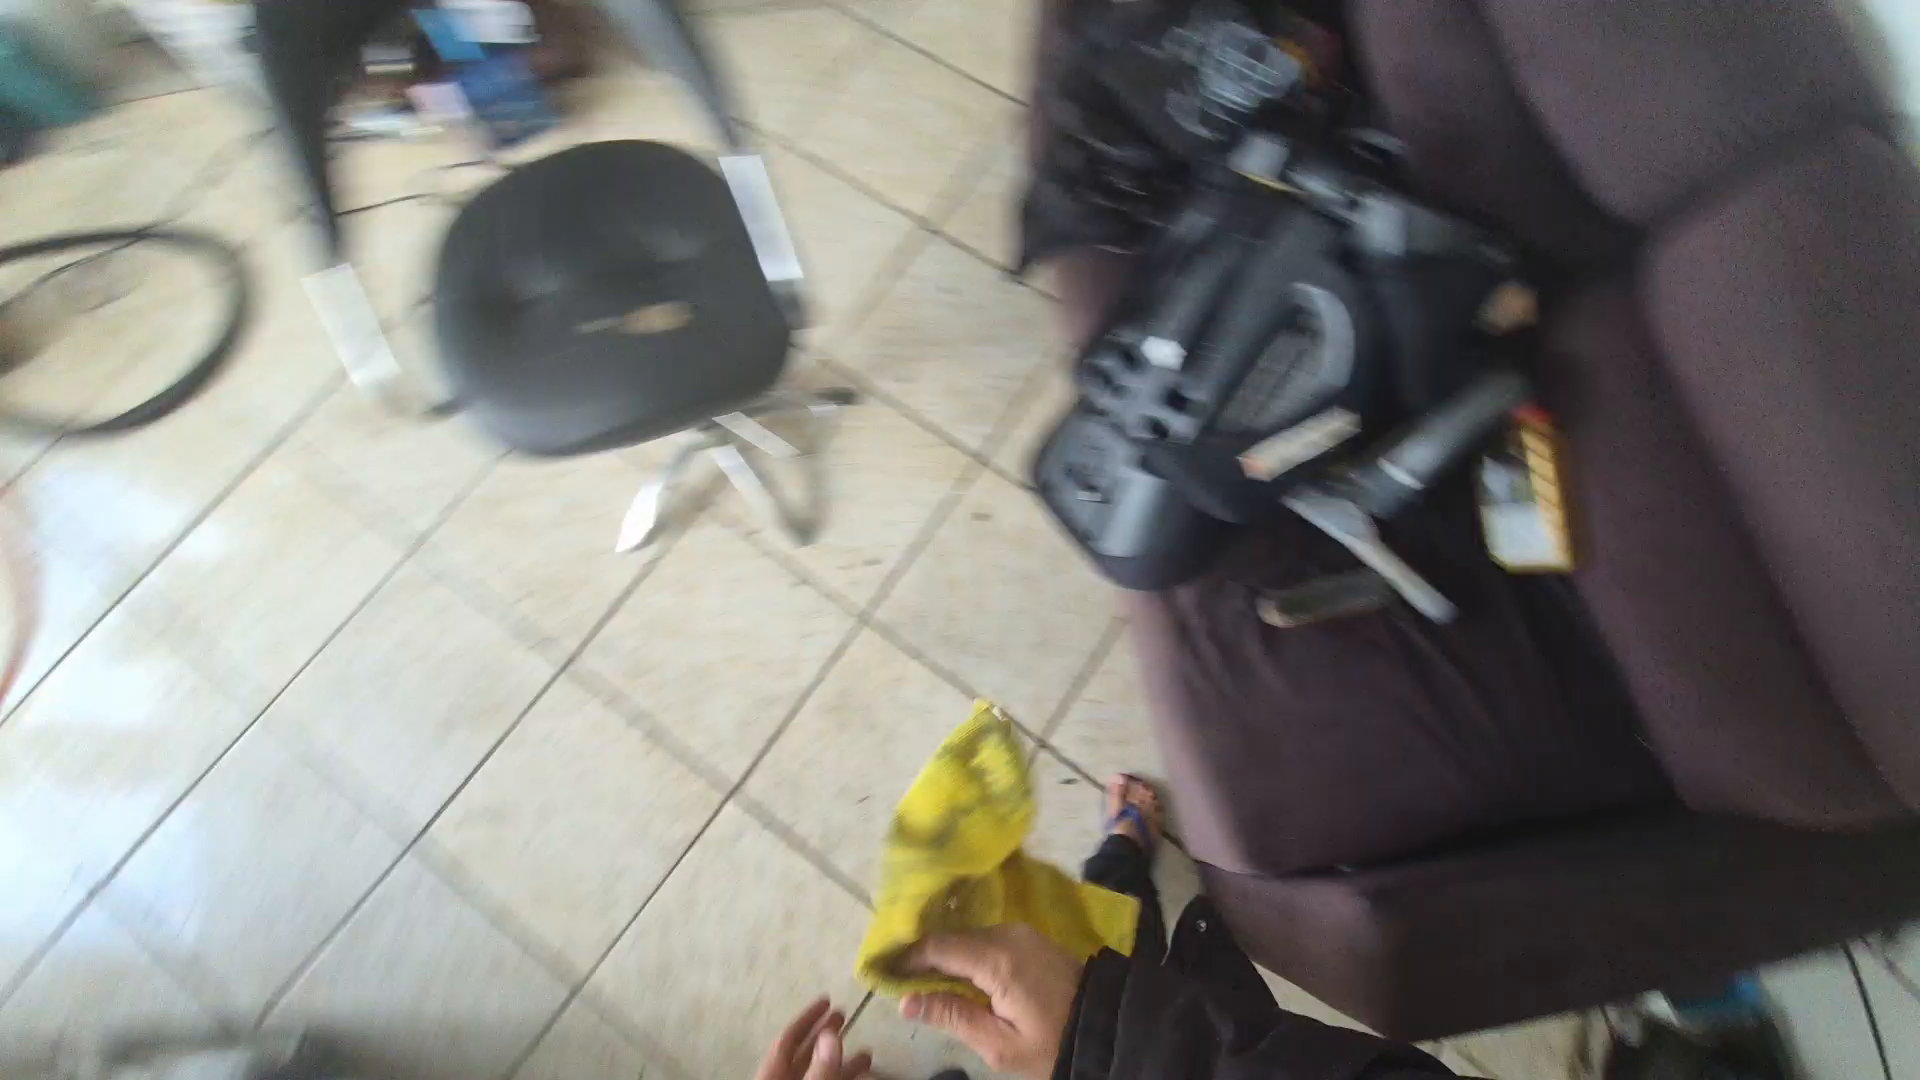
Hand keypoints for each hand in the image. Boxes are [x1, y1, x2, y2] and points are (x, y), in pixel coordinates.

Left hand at [755, 997, 872, 1079]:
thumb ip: (819, 1068)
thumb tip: (831, 1033)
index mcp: (770, 1076)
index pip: (785, 1040)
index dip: (806, 1017)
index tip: (827, 998)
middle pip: (804, 1055)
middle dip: (826, 1034)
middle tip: (844, 1014)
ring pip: (819, 1073)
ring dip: (843, 1060)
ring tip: (866, 1051)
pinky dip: (843, 1076)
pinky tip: (864, 1071)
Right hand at [899, 924, 1085, 1079]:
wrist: (1105, 1024)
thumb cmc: (1052, 1042)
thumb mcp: (1000, 1045)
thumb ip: (953, 1016)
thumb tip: (906, 1001)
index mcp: (996, 959)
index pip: (939, 946)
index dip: (907, 956)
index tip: (882, 968)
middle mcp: (1005, 933)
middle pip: (951, 937)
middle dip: (922, 955)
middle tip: (897, 976)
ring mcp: (1018, 930)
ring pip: (968, 935)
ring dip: (944, 953)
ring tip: (921, 977)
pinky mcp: (1027, 935)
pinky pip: (985, 937)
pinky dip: (965, 951)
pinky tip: (955, 971)